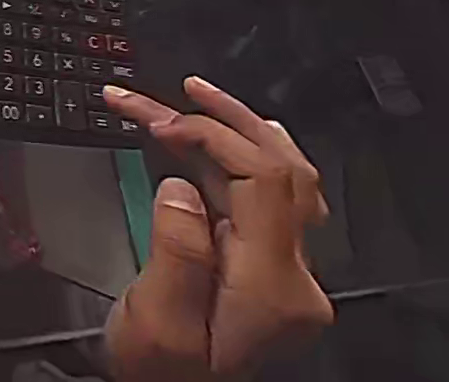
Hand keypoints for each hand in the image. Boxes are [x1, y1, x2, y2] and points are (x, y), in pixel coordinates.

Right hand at [101, 77, 332, 381]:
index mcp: (272, 289)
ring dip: (234, 124)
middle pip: (281, 167)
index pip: (264, 179)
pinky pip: (260, 187)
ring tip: (197, 94)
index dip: (215, 135)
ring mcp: (281, 266)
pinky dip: (234, 147)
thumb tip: (180, 187)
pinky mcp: (262, 258)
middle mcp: (290, 274)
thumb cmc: (161, 374)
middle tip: (178, 94)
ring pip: (276, 171)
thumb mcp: (158, 328)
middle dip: (224, 119)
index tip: (161, 122)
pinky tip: (232, 129)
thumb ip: (176, 254)